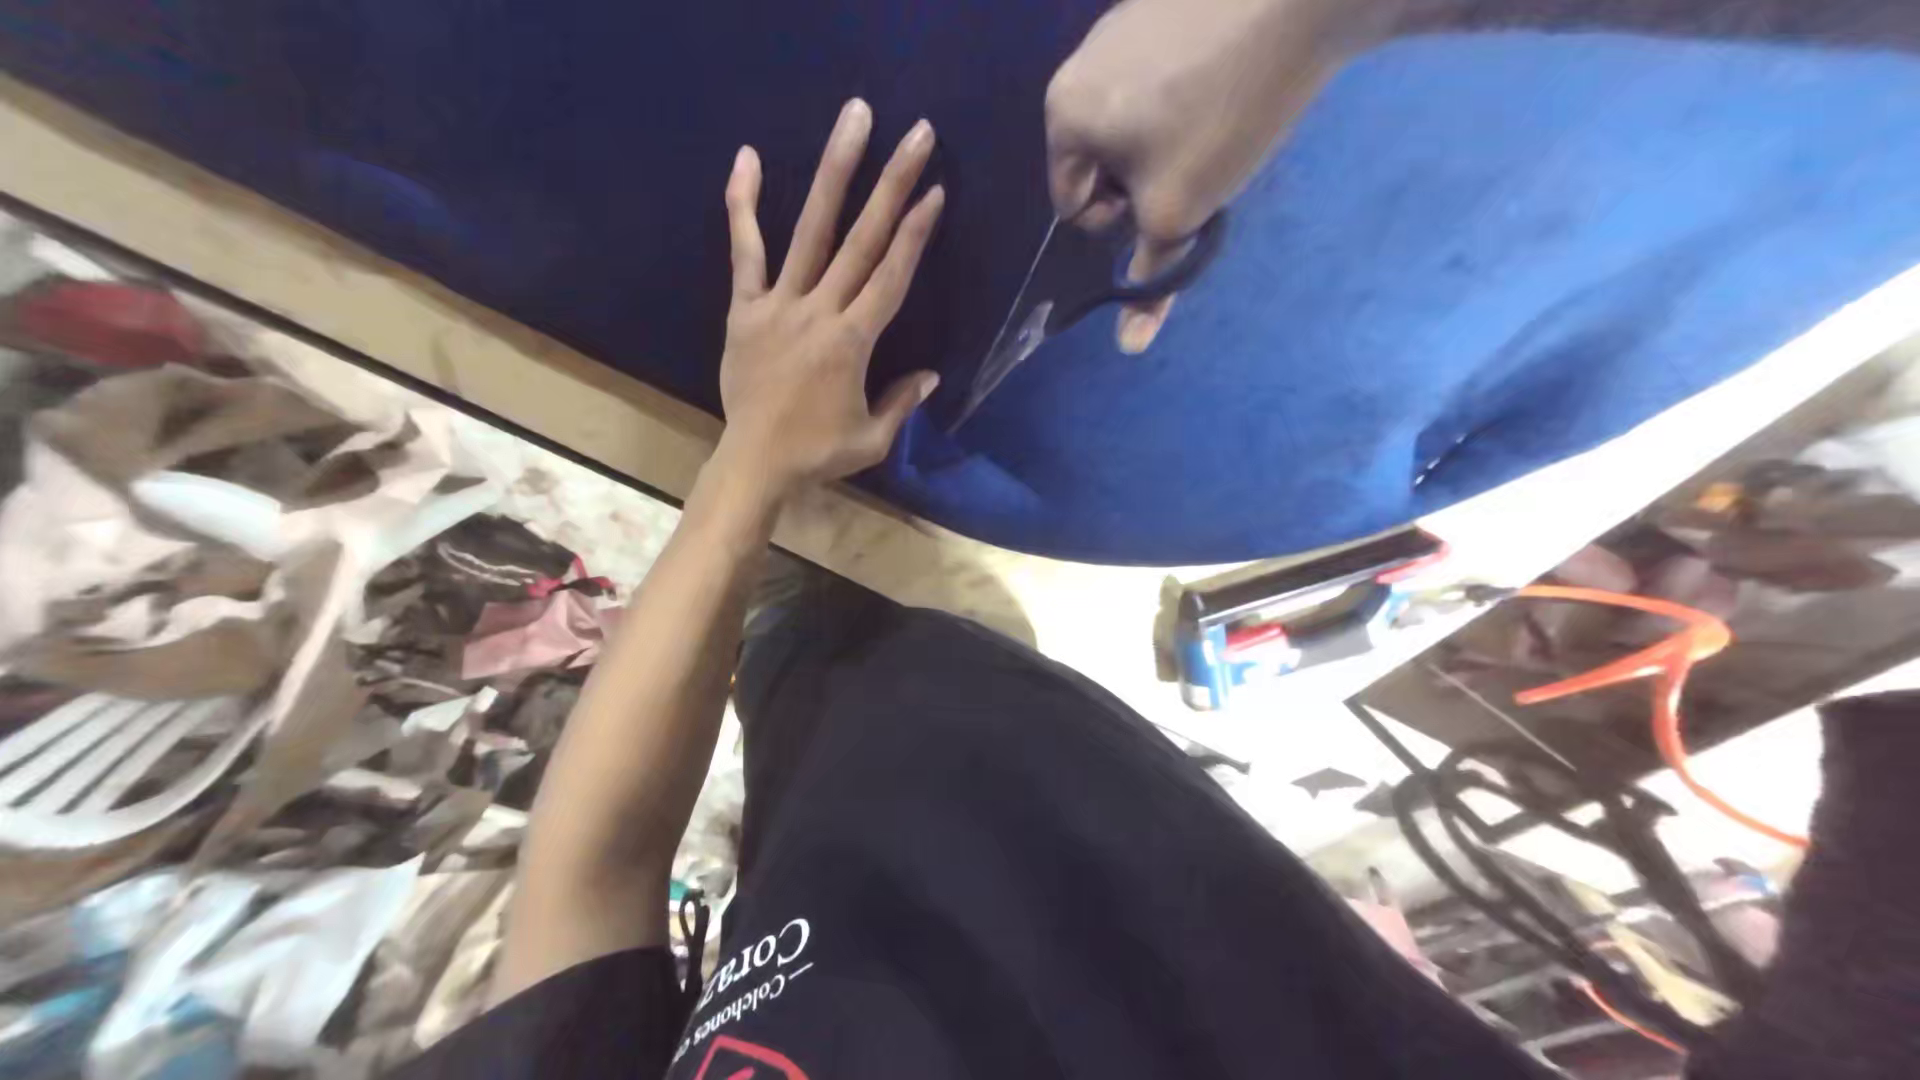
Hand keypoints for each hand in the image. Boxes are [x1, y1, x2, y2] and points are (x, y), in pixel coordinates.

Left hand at [714, 99, 944, 500]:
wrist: (755, 462)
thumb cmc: (818, 453)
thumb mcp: (873, 438)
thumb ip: (902, 401)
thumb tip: (930, 375)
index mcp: (853, 342)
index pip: (892, 277)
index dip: (915, 234)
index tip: (935, 191)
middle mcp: (819, 311)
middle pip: (861, 240)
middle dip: (892, 185)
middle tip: (915, 134)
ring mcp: (778, 305)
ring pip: (810, 231)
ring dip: (834, 173)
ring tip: (853, 121)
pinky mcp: (745, 309)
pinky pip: (744, 252)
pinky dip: (744, 206)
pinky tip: (749, 158)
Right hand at [1047, 0, 1392, 350]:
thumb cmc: (1222, 114)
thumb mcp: (1178, 214)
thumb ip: (1149, 277)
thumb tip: (1129, 346)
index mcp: (1062, 114)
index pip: (1071, 206)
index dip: (1118, 223)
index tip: (1164, 202)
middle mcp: (1077, 64)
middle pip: (1098, 163)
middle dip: (1138, 182)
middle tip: (1191, 168)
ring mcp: (1121, 22)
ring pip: (1129, 122)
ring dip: (1161, 144)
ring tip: (1214, 123)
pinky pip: (1157, 79)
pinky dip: (1182, 97)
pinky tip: (1224, 83)